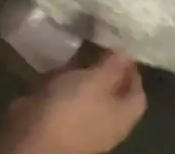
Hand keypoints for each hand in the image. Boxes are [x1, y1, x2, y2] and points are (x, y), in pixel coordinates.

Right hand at [0, 52, 146, 153]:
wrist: (37, 135)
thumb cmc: (74, 108)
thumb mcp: (97, 81)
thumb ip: (113, 66)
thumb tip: (127, 51)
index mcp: (123, 116)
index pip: (138, 93)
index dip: (133, 70)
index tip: (121, 45)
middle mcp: (107, 120)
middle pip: (113, 91)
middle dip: (107, 67)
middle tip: (97, 39)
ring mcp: (83, 119)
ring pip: (88, 90)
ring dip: (83, 70)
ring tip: (76, 44)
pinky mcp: (60, 114)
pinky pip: (68, 92)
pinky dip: (65, 77)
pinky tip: (57, 61)